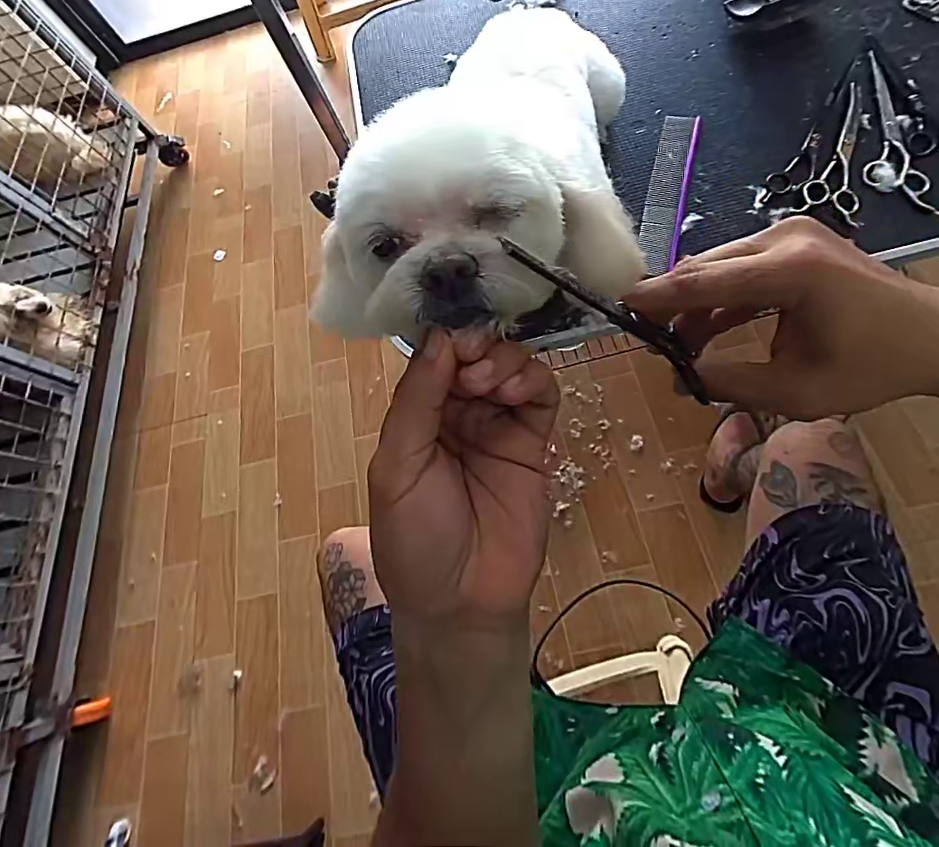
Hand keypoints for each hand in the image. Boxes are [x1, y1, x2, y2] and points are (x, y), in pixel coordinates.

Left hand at [367, 329, 557, 629]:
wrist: (463, 601)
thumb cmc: (415, 537)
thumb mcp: (396, 468)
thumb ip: (416, 401)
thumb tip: (439, 337)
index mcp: (419, 415)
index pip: (436, 358)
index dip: (447, 340)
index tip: (454, 341)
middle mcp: (459, 412)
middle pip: (478, 353)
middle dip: (477, 348)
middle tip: (473, 370)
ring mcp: (499, 424)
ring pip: (512, 365)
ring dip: (504, 361)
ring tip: (491, 387)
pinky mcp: (534, 440)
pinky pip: (542, 395)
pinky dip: (534, 380)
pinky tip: (516, 395)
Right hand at [624, 217, 938, 416]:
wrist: (936, 336)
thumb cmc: (876, 367)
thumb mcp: (799, 390)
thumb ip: (732, 383)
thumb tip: (682, 376)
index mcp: (793, 270)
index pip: (706, 280)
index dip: (659, 297)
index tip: (622, 306)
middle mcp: (788, 237)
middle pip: (708, 267)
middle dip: (675, 305)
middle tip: (651, 342)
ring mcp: (795, 234)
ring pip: (723, 266)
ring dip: (698, 305)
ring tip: (677, 346)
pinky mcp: (799, 243)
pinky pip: (745, 268)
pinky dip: (724, 298)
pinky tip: (706, 330)